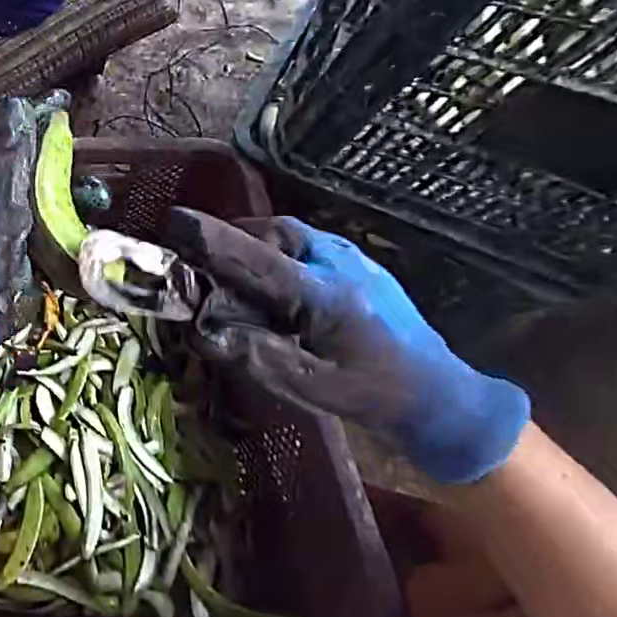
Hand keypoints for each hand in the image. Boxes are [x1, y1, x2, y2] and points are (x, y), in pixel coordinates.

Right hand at [163, 210, 529, 484]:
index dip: (211, 240)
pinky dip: (272, 247)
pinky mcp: (354, 259)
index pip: (255, 260)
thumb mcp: (314, 389)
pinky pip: (301, 240)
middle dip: (227, 239)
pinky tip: (267, 272)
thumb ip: (257, 355)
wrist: (443, 394)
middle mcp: (336, 264)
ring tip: (228, 265)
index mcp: (325, 297)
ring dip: (250, 242)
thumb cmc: (375, 395)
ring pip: (285, 232)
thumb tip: (204, 328)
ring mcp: (349, 257)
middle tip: (196, 254)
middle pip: (268, 234)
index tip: (173, 221)